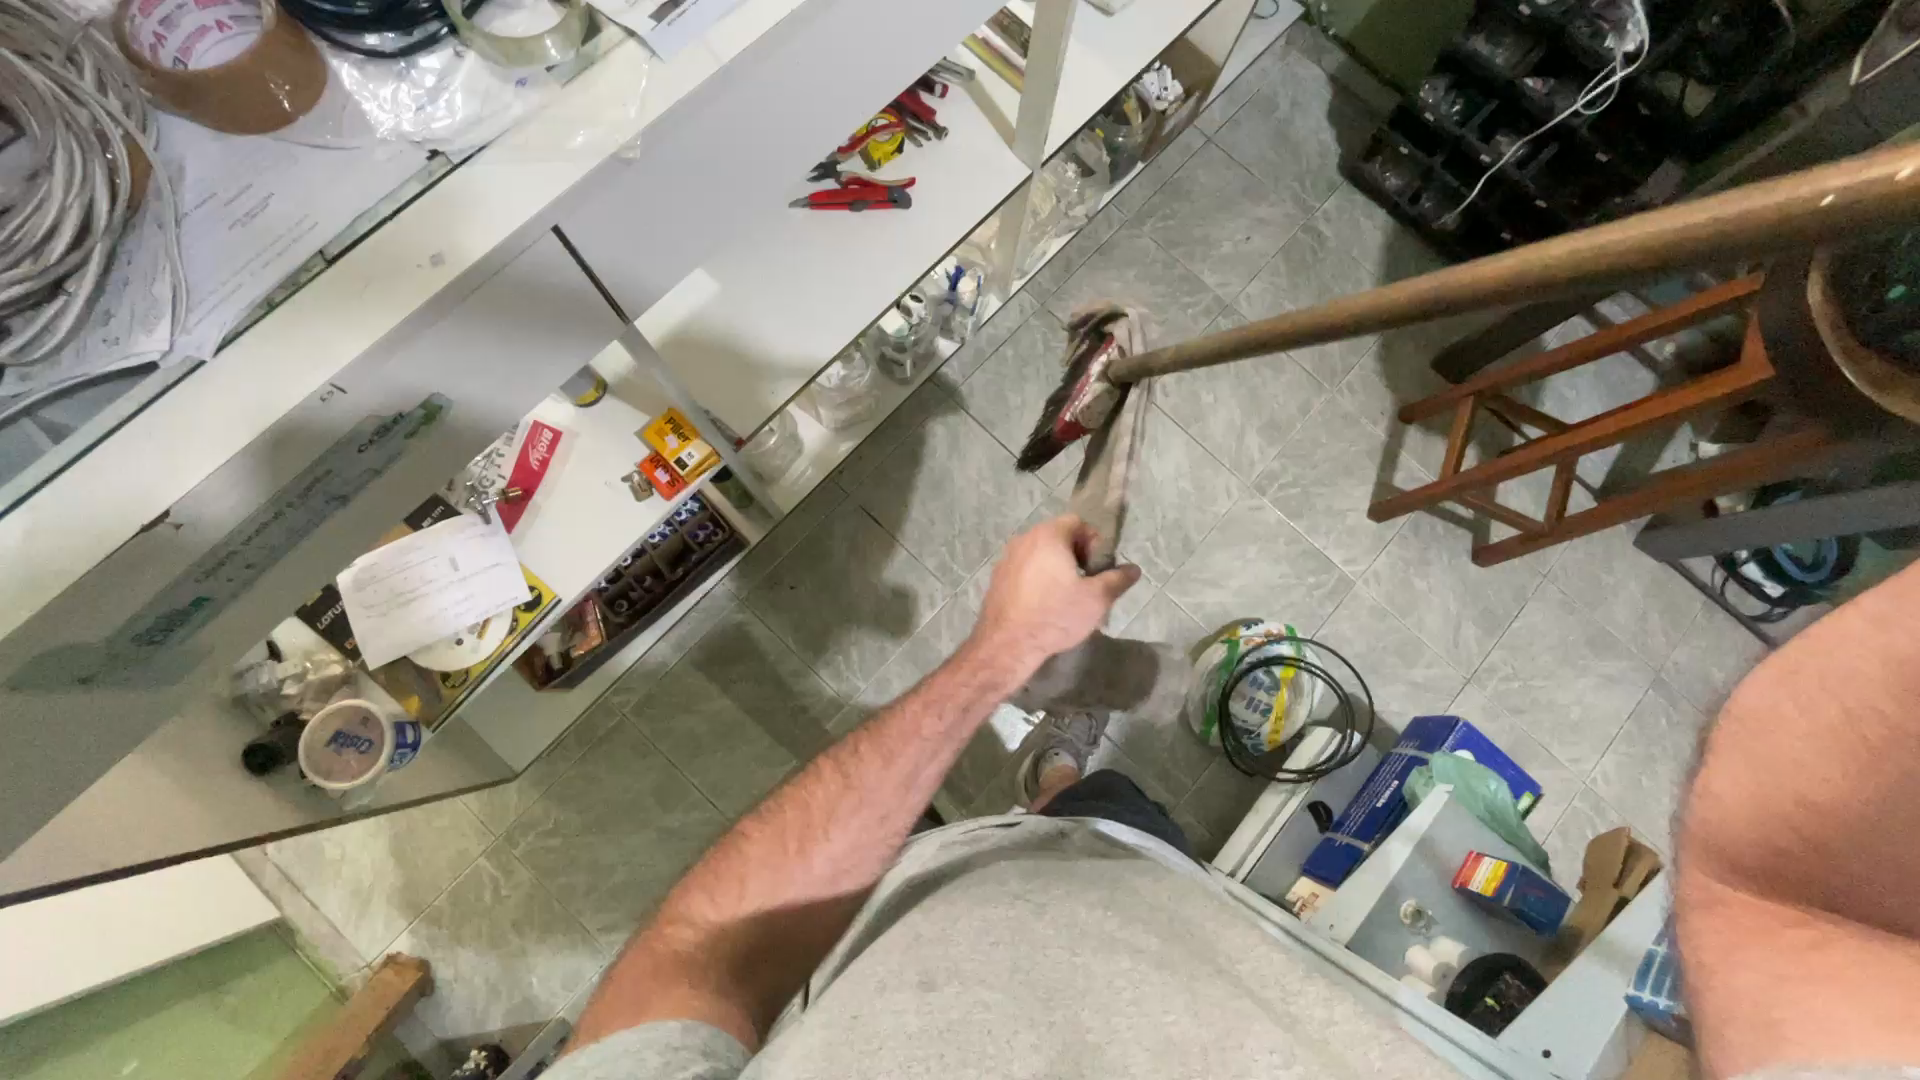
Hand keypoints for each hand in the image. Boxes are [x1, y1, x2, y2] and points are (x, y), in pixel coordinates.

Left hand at [971, 514, 1141, 664]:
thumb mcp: (1096, 599)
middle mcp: (1024, 539)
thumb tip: (1134, 569)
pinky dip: (1038, 579)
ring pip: (1040, 554)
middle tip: (1087, 583)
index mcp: (1048, 535)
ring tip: (1067, 596)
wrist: (1007, 643)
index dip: (1094, 542)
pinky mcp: (998, 578)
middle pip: (1058, 536)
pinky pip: (1025, 569)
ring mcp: (1007, 558)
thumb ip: (1117, 579)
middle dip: (1077, 556)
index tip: (1098, 569)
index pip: (1077, 522)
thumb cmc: (1055, 614)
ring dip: (1057, 568)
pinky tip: (1044, 604)